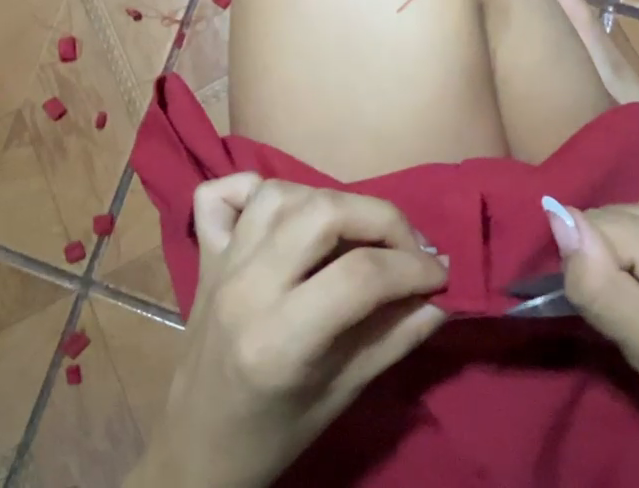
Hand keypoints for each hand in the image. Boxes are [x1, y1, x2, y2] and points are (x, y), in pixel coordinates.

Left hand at [130, 175, 448, 487]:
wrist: (196, 449)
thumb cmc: (275, 433)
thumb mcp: (343, 396)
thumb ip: (395, 339)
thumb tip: (442, 297)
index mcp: (279, 341)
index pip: (361, 275)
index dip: (414, 268)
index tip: (441, 277)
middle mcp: (246, 288)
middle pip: (323, 212)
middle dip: (382, 220)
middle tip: (408, 250)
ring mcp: (220, 265)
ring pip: (280, 193)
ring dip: (330, 202)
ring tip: (355, 235)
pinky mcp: (204, 254)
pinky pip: (220, 194)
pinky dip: (255, 188)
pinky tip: (287, 214)